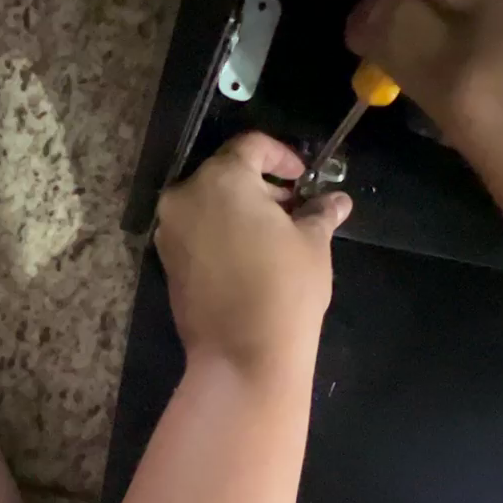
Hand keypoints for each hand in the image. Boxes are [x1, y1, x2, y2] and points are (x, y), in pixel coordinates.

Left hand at [155, 134, 353, 379]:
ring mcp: (170, 232)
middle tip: (293, 208)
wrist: (242, 356)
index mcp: (221, 180)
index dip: (282, 156)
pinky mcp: (167, 262)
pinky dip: (220, 232)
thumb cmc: (284, 289)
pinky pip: (196, 231)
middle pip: (225, 174)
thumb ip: (319, 212)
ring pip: (207, 203)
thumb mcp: (312, 243)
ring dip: (239, 209)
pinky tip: (249, 255)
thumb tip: (336, 201)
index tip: (303, 178)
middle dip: (261, 185)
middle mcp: (185, 197)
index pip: (250, 146)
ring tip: (274, 234)